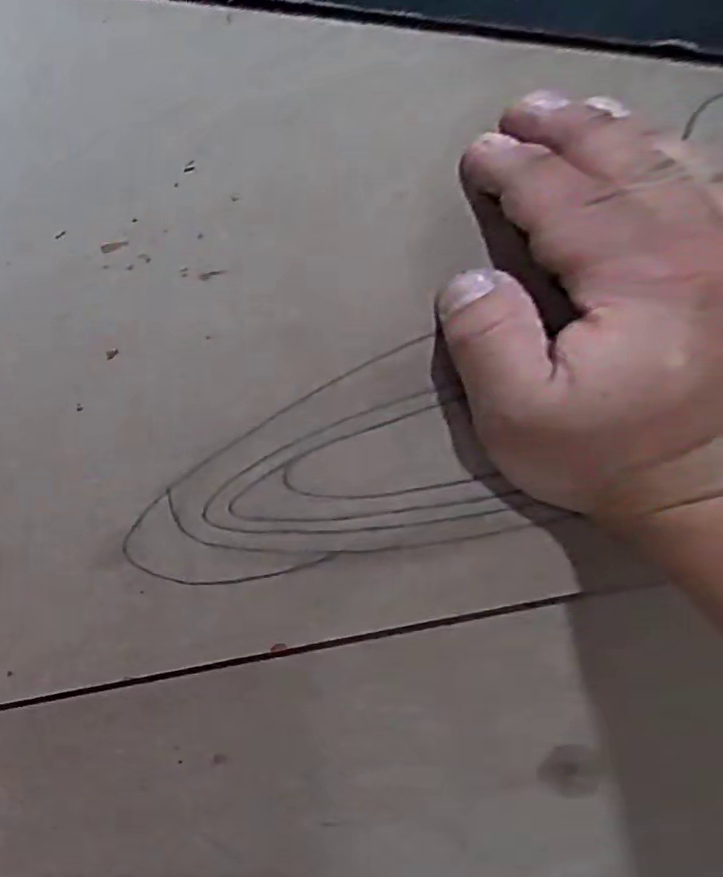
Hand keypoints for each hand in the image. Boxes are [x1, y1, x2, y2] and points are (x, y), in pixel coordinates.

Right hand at [441, 90, 722, 525]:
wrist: (698, 481)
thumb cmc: (592, 450)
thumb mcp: (516, 409)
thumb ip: (488, 341)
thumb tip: (466, 282)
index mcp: (645, 282)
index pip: (572, 208)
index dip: (523, 174)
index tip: (478, 150)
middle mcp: (703, 252)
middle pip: (633, 174)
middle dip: (575, 136)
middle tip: (526, 106)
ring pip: (678, 173)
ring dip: (621, 138)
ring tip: (580, 112)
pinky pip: (705, 193)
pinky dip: (669, 162)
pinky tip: (646, 152)